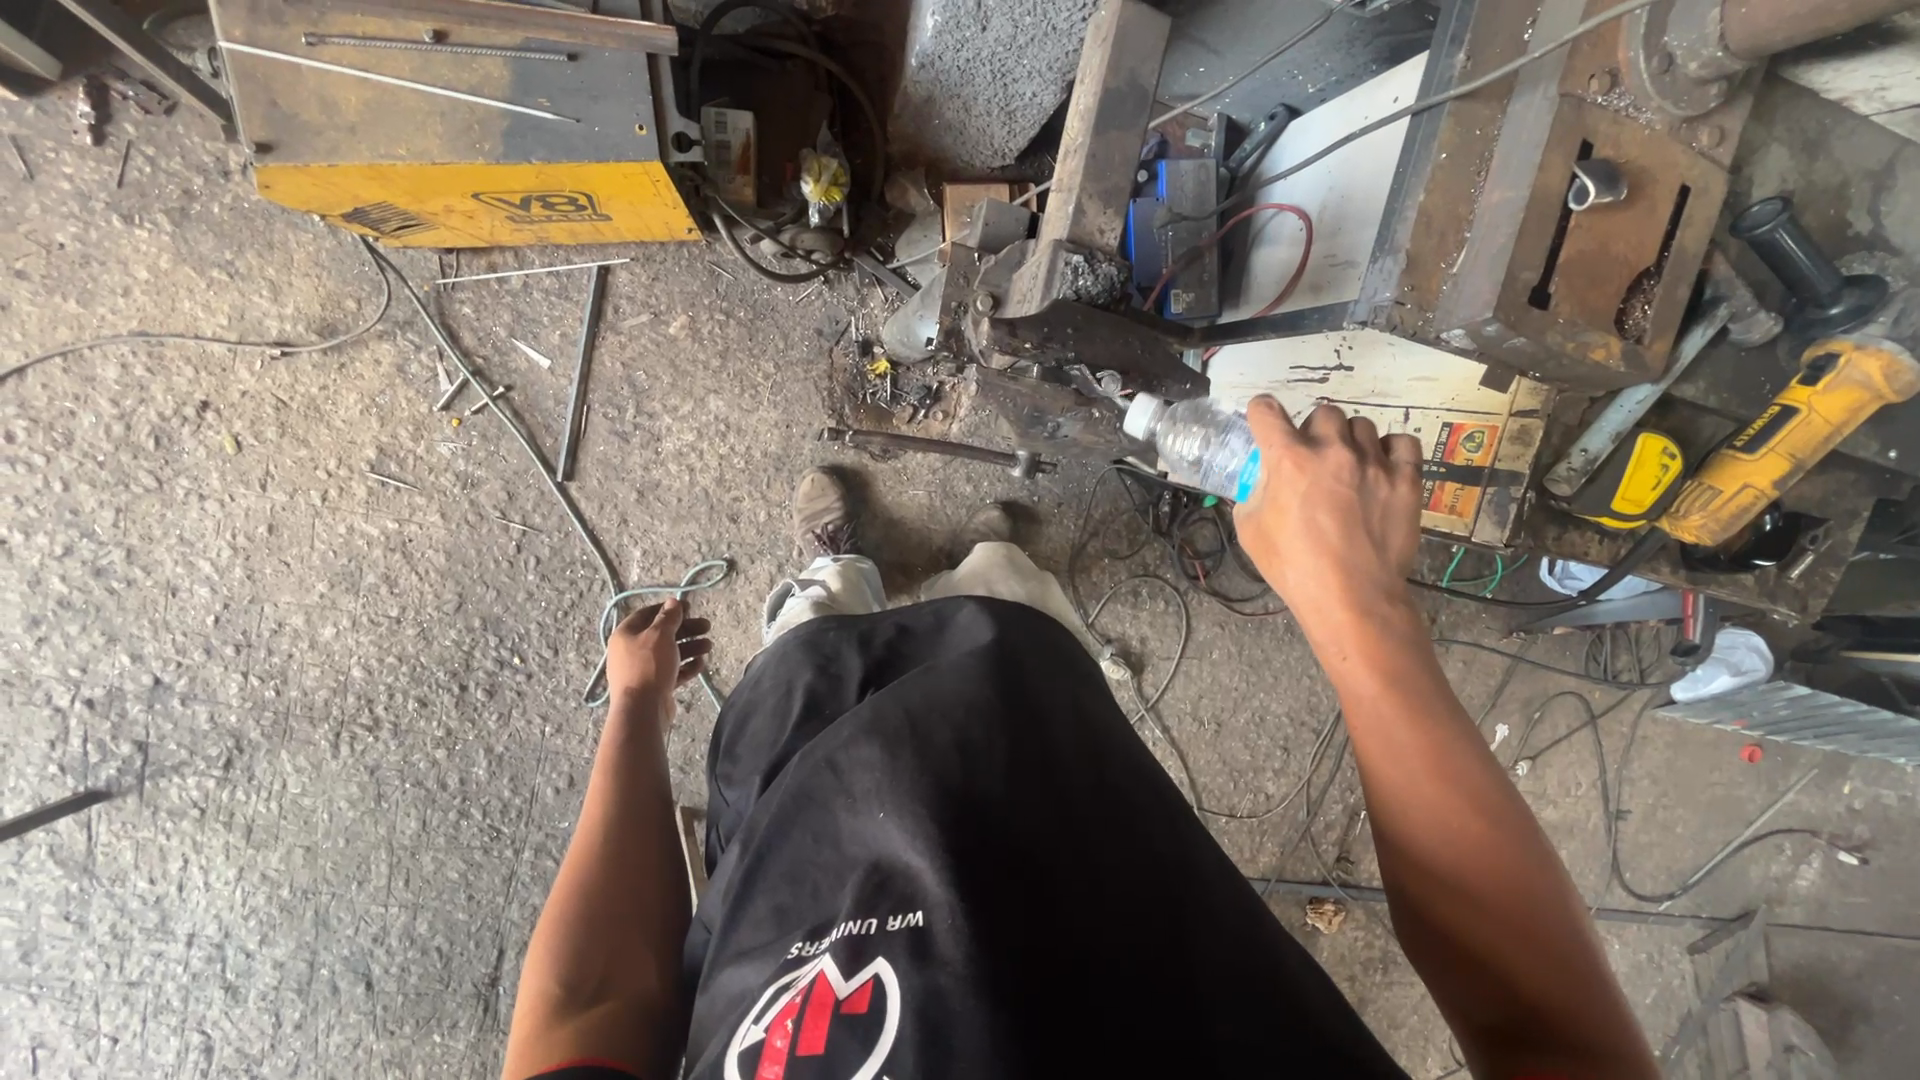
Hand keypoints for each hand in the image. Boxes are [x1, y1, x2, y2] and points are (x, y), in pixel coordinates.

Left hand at [604, 599, 712, 728]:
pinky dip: (686, 666)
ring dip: (690, 647)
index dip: (669, 609)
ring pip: (670, 652)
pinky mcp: (654, 685)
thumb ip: (669, 617)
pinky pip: (672, 671)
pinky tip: (701, 664)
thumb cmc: (649, 666)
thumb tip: (673, 601)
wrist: (642, 709)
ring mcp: (643, 669)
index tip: (689, 607)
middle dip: (686, 629)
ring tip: (709, 646)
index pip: (648, 614)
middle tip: (706, 626)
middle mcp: (632, 650)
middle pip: (662, 634)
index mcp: (627, 634)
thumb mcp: (660, 635)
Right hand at [1233, 397, 1423, 629]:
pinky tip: (1381, 468)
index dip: (1261, 412)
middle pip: (1323, 412)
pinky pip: (1401, 443)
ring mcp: (1373, 462)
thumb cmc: (1292, 566)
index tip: (1264, 420)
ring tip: (1348, 467)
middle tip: (1312, 457)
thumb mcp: (1250, 530)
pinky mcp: (1406, 478)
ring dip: (1350, 441)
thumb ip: (1255, 493)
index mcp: (1288, 460)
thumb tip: (1264, 481)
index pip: (1266, 411)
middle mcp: (1331, 450)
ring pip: (1361, 425)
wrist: (1350, 596)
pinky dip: (1389, 450)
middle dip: (1313, 430)